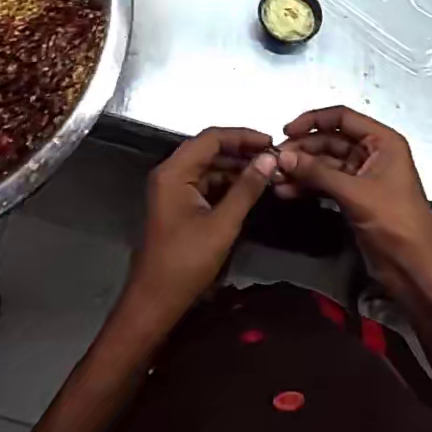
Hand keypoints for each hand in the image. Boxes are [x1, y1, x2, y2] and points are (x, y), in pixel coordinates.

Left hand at [122, 127, 276, 323]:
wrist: (157, 296)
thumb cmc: (186, 260)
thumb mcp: (222, 223)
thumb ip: (246, 189)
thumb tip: (268, 159)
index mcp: (173, 171)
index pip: (210, 138)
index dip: (242, 136)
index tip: (271, 142)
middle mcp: (170, 173)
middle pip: (208, 149)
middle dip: (241, 151)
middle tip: (274, 157)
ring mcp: (173, 188)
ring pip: (208, 167)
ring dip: (235, 167)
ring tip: (268, 172)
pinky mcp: (179, 203)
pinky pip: (204, 183)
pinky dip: (226, 183)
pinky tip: (250, 188)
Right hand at [276, 106, 431, 291]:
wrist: (415, 271)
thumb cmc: (396, 224)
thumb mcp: (354, 193)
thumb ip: (316, 172)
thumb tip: (282, 157)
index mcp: (383, 143)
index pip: (342, 117)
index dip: (313, 120)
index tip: (287, 130)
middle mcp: (372, 154)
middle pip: (328, 140)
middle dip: (301, 150)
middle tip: (275, 160)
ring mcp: (361, 176)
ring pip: (323, 163)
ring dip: (300, 169)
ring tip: (275, 177)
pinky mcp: (353, 196)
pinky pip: (323, 182)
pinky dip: (306, 185)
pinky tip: (286, 191)